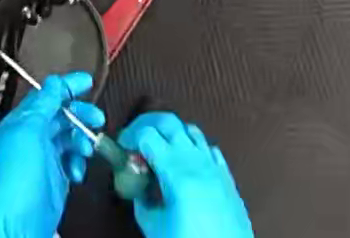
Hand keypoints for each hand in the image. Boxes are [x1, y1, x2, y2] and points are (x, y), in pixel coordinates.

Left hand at [0, 72, 105, 237]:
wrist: (13, 228)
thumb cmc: (17, 176)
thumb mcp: (29, 132)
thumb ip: (43, 105)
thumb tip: (55, 82)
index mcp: (23, 120)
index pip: (47, 94)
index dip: (67, 86)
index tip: (88, 81)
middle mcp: (33, 136)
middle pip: (61, 115)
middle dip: (80, 114)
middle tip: (98, 119)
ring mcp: (45, 159)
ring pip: (69, 138)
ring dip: (81, 139)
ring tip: (87, 149)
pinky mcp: (55, 180)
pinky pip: (71, 161)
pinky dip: (78, 162)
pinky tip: (78, 172)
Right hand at [119, 112, 252, 237]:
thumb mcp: (154, 228)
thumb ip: (141, 201)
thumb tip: (137, 187)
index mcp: (174, 168)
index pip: (146, 133)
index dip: (130, 136)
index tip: (122, 148)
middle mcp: (194, 158)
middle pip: (168, 121)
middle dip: (148, 125)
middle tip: (137, 141)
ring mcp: (213, 164)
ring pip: (190, 129)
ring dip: (172, 133)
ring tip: (162, 150)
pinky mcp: (227, 176)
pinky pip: (208, 148)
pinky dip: (194, 148)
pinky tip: (188, 163)